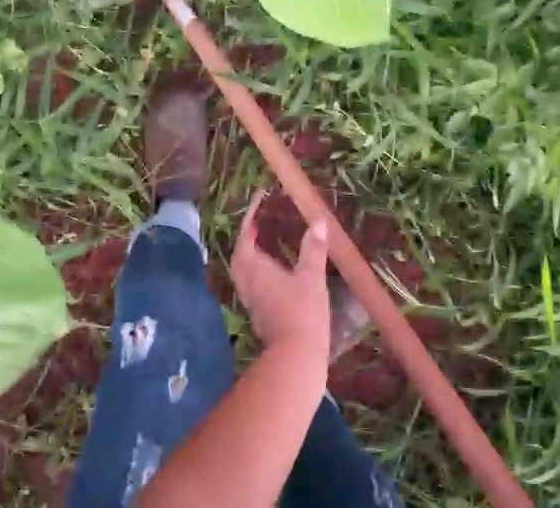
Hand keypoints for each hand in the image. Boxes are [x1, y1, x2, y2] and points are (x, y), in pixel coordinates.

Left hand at [230, 189, 330, 359]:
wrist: (296, 357)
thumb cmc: (303, 312)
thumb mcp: (311, 277)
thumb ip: (314, 248)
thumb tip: (319, 222)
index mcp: (253, 267)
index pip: (246, 235)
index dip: (251, 216)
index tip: (258, 201)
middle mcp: (246, 281)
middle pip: (240, 253)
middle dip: (247, 237)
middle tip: (259, 225)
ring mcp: (250, 299)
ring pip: (243, 270)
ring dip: (250, 255)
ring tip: (266, 245)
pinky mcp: (257, 313)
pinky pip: (251, 283)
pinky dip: (257, 271)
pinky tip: (274, 275)